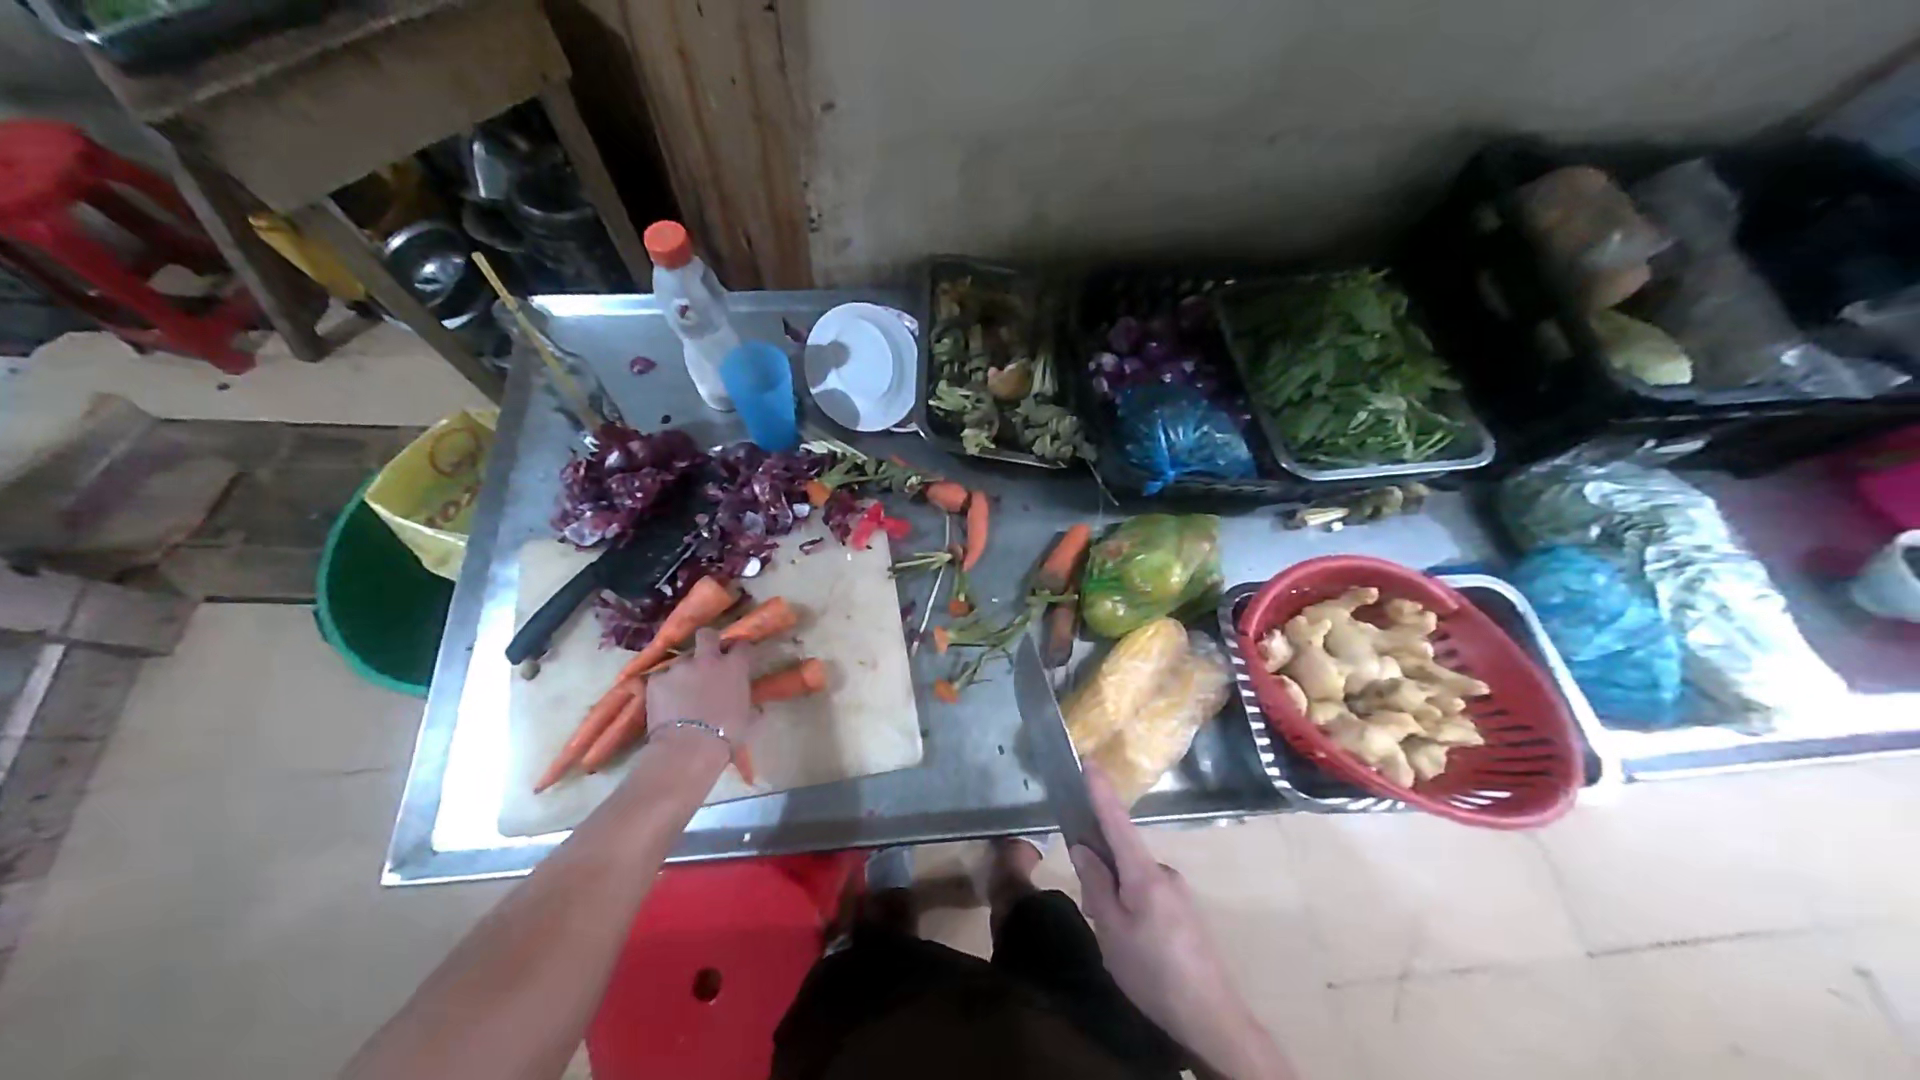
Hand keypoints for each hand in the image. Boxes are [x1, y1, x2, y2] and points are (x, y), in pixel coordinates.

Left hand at [645, 628, 754, 742]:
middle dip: (707, 642)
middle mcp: (707, 659)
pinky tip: (664, 702)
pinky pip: (660, 678)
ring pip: (681, 660)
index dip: (738, 650)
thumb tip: (757, 709)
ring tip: (681, 691)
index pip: (741, 645)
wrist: (689, 747)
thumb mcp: (747, 720)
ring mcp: (680, 667)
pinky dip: (663, 687)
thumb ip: (750, 707)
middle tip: (706, 658)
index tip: (736, 658)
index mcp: (734, 667)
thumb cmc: (726, 735)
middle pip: (707, 635)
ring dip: (684, 671)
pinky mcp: (656, 679)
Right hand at [1069, 768, 1293, 1079]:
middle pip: (1122, 855)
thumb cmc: (1154, 972)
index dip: (1102, 792)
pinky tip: (1132, 946)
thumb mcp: (1112, 931)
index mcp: (1145, 873)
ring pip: (1133, 880)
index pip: (1117, 821)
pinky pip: (1147, 896)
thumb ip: (1096, 885)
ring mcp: (1177, 893)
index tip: (1090, 761)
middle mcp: (1164, 874)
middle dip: (1100, 871)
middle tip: (1093, 913)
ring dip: (1115, 896)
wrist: (1212, 1018)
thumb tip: (1084, 848)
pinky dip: (1130, 907)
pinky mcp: (1184, 913)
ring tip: (1112, 938)